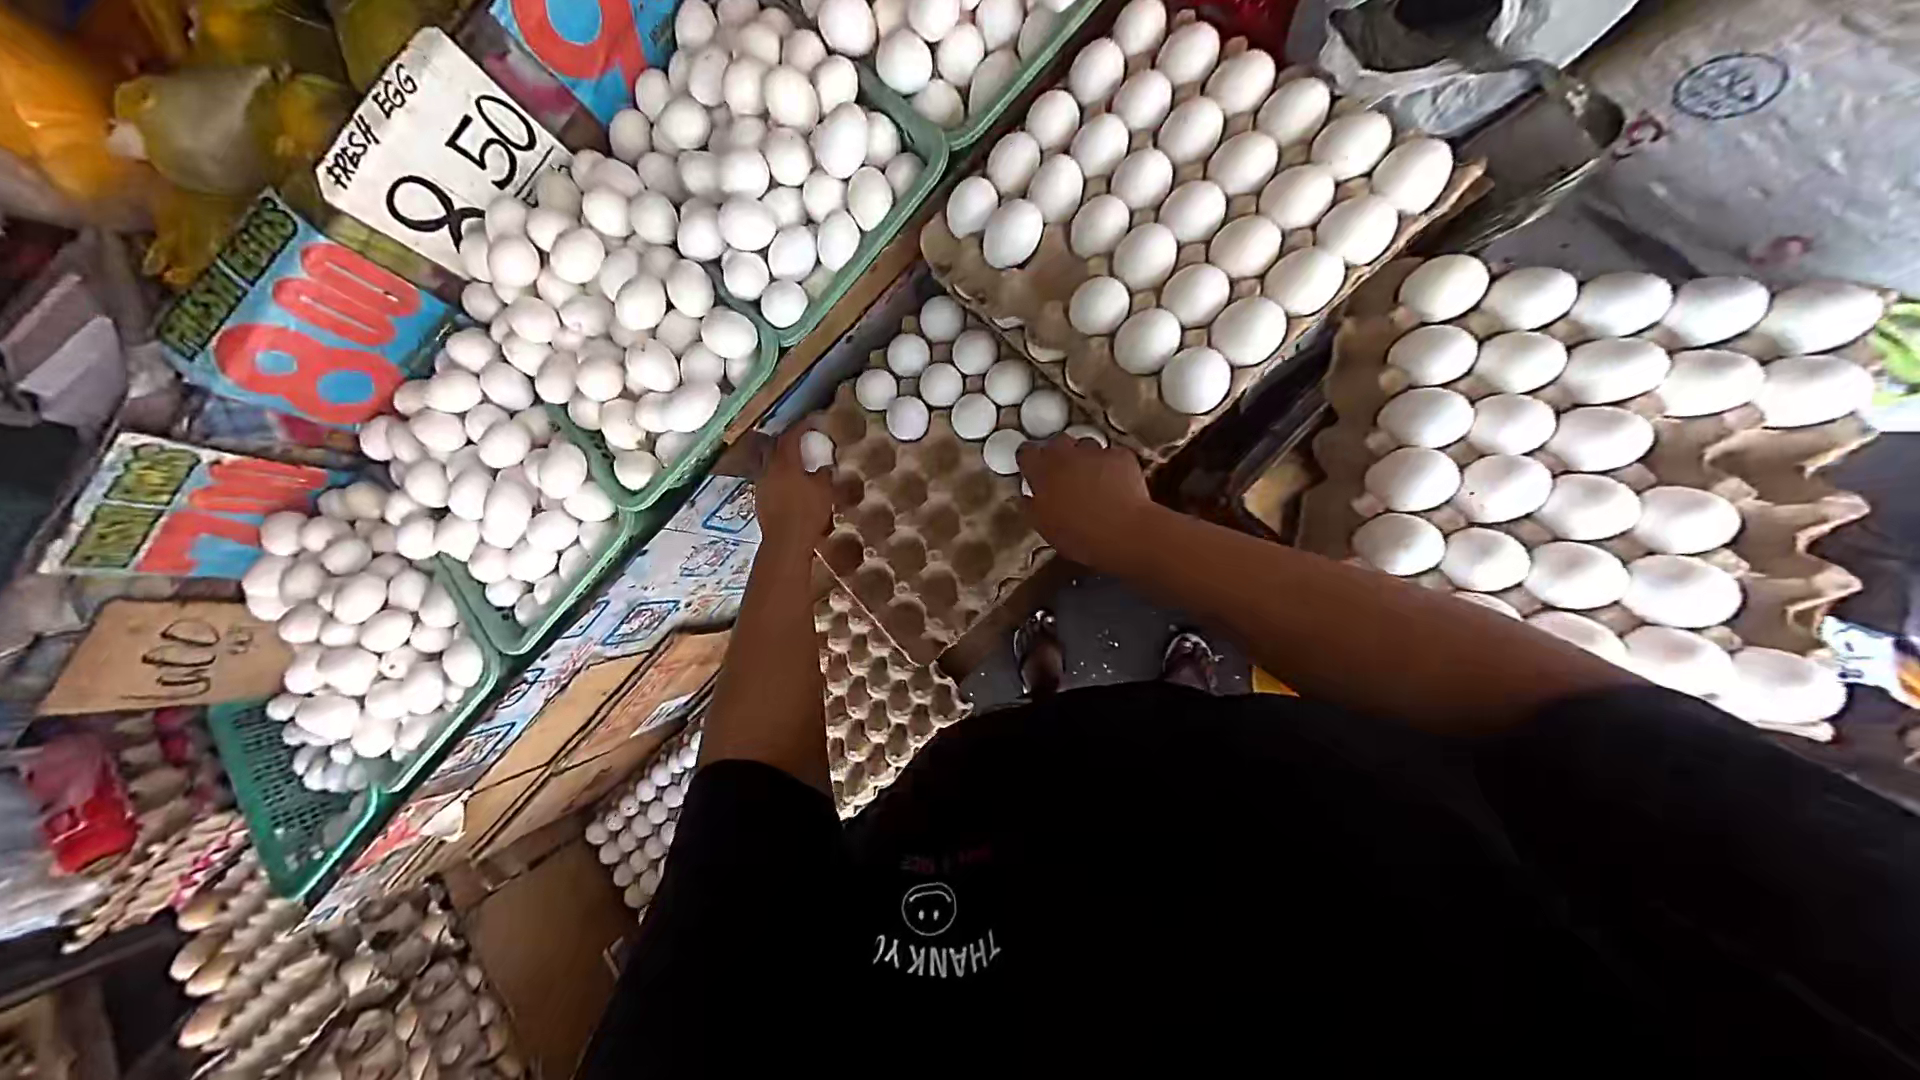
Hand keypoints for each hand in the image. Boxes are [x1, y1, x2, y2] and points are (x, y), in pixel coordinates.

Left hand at [753, 426, 832, 552]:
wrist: (786, 541)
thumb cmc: (808, 513)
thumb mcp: (824, 491)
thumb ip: (824, 474)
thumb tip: (825, 467)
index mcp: (785, 462)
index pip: (790, 436)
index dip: (800, 427)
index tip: (810, 422)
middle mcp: (768, 468)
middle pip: (774, 446)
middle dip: (786, 440)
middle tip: (800, 440)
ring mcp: (761, 484)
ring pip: (769, 463)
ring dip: (781, 459)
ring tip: (795, 462)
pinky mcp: (760, 499)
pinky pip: (769, 479)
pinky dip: (778, 475)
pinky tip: (789, 484)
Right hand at [1016, 435, 1156, 569]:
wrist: (1122, 533)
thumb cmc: (1078, 534)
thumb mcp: (1044, 526)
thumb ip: (1031, 506)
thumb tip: (1025, 499)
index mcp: (1042, 471)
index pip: (1026, 452)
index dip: (1029, 459)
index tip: (1031, 468)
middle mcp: (1066, 455)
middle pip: (1057, 442)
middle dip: (1058, 454)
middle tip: (1062, 475)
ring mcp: (1095, 453)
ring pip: (1086, 445)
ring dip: (1085, 458)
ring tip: (1090, 479)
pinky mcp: (1120, 456)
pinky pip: (1112, 455)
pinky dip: (1111, 465)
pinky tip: (1115, 483)